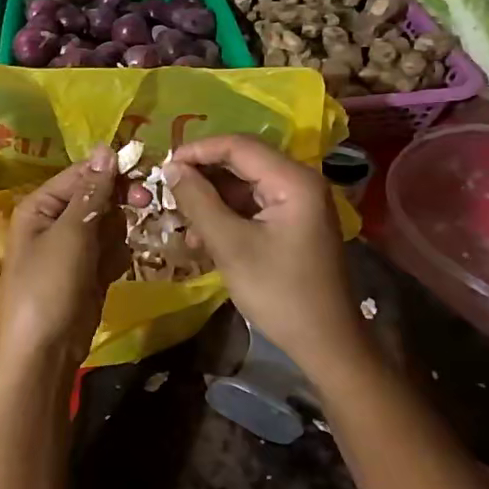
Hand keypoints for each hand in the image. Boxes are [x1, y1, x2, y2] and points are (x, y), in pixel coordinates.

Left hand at [0, 146, 128, 361]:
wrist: (45, 350)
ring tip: (110, 255)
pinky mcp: (90, 272)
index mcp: (41, 206)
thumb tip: (106, 149)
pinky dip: (116, 258)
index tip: (145, 171)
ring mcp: (74, 249)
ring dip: (118, 235)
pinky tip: (112, 272)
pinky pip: (112, 251)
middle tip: (146, 204)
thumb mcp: (70, 234)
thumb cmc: (49, 286)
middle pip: (98, 197)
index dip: (111, 171)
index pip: (81, 175)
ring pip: (110, 224)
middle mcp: (56, 222)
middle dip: (119, 203)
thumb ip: (92, 192)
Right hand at [165, 134, 363, 371]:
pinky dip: (226, 217)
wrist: (325, 342)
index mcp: (293, 180)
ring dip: (211, 200)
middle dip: (202, 176)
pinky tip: (201, 238)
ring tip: (180, 221)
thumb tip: (171, 169)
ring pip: (244, 187)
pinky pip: (253, 208)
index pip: (238, 146)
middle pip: (242, 163)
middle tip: (167, 192)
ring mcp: (299, 204)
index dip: (197, 151)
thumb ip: (198, 201)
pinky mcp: (293, 224)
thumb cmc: (278, 291)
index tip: (163, 166)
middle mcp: (299, 182)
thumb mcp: (231, 245)